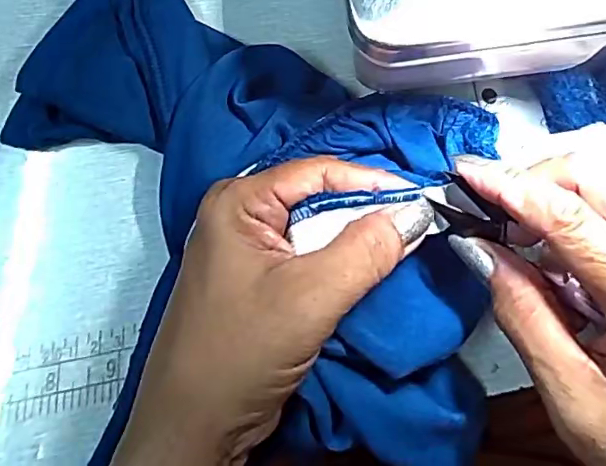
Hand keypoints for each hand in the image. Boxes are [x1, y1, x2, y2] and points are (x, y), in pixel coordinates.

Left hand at [112, 156, 436, 465]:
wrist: (189, 434)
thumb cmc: (238, 355)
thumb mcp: (308, 299)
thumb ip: (364, 252)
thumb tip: (413, 214)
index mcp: (239, 200)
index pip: (316, 172)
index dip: (368, 180)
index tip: (416, 196)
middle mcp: (239, 212)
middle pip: (316, 197)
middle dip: (364, 211)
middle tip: (412, 222)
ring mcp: (245, 247)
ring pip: (315, 228)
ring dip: (354, 239)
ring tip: (398, 243)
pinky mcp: (256, 278)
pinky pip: (307, 255)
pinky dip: (338, 262)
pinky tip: (366, 270)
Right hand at [451, 154, 605, 465]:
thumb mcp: (583, 409)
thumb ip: (526, 320)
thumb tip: (485, 254)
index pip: (575, 220)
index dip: (513, 188)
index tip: (473, 174)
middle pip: (593, 179)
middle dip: (531, 182)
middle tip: (490, 208)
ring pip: (603, 187)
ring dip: (551, 201)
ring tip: (522, 246)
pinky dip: (575, 220)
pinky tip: (559, 263)